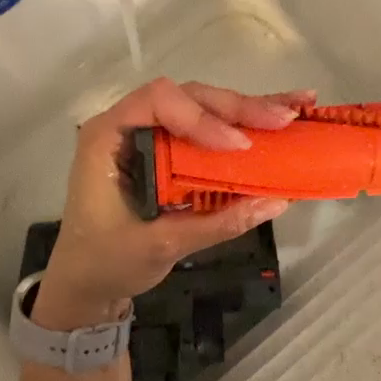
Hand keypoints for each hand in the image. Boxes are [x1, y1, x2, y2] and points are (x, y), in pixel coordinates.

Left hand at [33, 79, 310, 329]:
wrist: (83, 283)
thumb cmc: (105, 261)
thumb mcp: (158, 246)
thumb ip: (215, 223)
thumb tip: (275, 202)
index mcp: (109, 136)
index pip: (159, 102)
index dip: (202, 118)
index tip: (237, 146)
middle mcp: (130, 125)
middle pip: (189, 97)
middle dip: (238, 108)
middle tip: (285, 120)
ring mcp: (151, 137)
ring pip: (204, 108)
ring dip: (248, 111)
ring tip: (297, 109)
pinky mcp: (170, 153)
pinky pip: (207, 132)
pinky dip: (242, 128)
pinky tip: (277, 125)